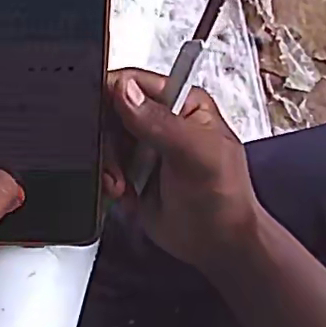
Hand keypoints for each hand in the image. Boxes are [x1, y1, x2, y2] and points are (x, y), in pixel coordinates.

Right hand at [103, 69, 265, 273]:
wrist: (216, 244)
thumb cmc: (223, 198)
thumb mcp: (196, 154)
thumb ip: (160, 121)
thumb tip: (124, 91)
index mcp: (181, 102)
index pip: (134, 82)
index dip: (112, 96)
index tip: (103, 119)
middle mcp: (159, 120)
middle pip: (109, 112)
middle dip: (108, 139)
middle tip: (119, 161)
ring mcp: (143, 147)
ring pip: (102, 141)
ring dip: (107, 164)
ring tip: (123, 183)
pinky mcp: (129, 171)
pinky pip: (102, 166)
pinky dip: (106, 180)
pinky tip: (123, 192)